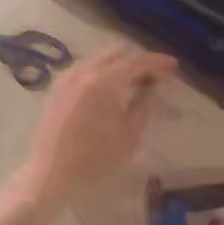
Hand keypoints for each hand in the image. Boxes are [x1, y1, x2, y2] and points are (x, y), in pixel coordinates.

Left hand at [13, 45, 176, 204]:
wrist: (50, 173)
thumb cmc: (94, 160)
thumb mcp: (129, 137)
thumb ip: (145, 107)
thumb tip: (156, 89)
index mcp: (106, 82)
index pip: (138, 61)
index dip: (158, 61)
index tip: (173, 66)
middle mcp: (85, 71)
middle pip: (118, 51)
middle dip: (139, 60)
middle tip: (154, 76)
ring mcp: (68, 76)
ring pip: (100, 56)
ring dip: (120, 64)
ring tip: (134, 83)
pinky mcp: (57, 86)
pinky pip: (85, 66)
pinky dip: (102, 70)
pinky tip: (109, 90)